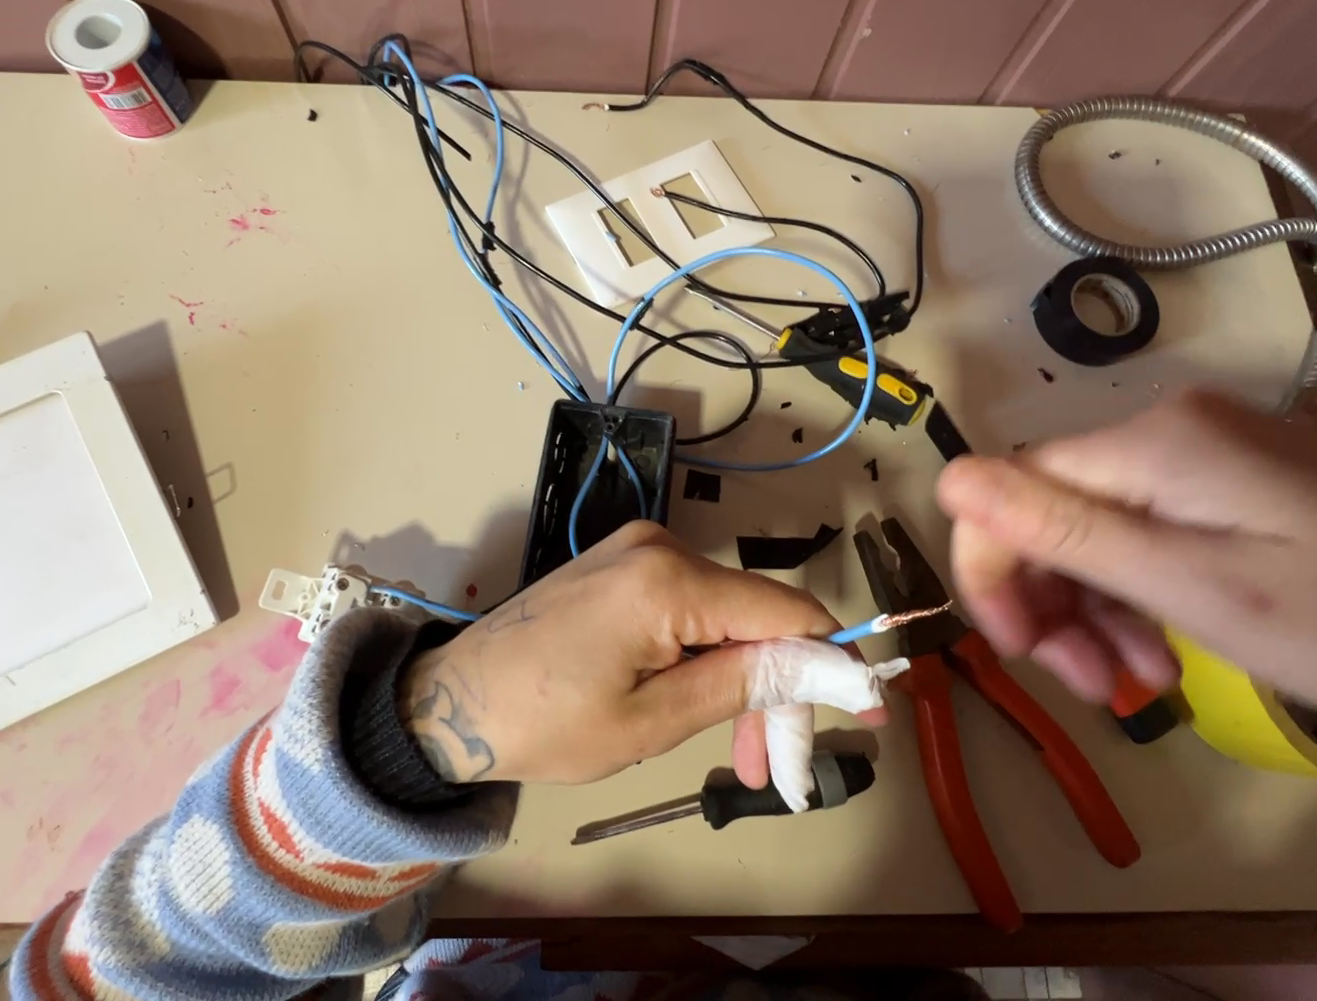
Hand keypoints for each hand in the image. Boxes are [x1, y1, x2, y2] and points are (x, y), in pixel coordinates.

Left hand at [397, 521, 881, 784]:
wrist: (454, 702)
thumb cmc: (546, 722)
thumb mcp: (653, 720)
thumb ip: (747, 682)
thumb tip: (836, 666)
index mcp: (668, 579)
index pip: (786, 609)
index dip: (833, 660)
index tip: (863, 716)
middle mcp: (660, 546)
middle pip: (758, 615)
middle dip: (777, 690)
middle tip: (777, 771)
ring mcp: (637, 550)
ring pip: (727, 615)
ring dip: (743, 681)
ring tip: (742, 758)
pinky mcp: (623, 565)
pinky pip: (691, 608)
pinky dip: (707, 658)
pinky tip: (705, 705)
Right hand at [935, 391, 1316, 736]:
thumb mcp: (1198, 587)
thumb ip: (1064, 530)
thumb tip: (948, 478)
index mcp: (1148, 445)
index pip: (1005, 489)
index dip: (991, 568)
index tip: (1017, 650)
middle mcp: (1162, 431)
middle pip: (1046, 509)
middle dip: (1046, 598)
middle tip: (1084, 681)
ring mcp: (1199, 454)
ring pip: (1088, 528)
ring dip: (1089, 606)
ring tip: (1132, 680)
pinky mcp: (1230, 483)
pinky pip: (1139, 532)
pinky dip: (1133, 594)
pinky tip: (1159, 649)